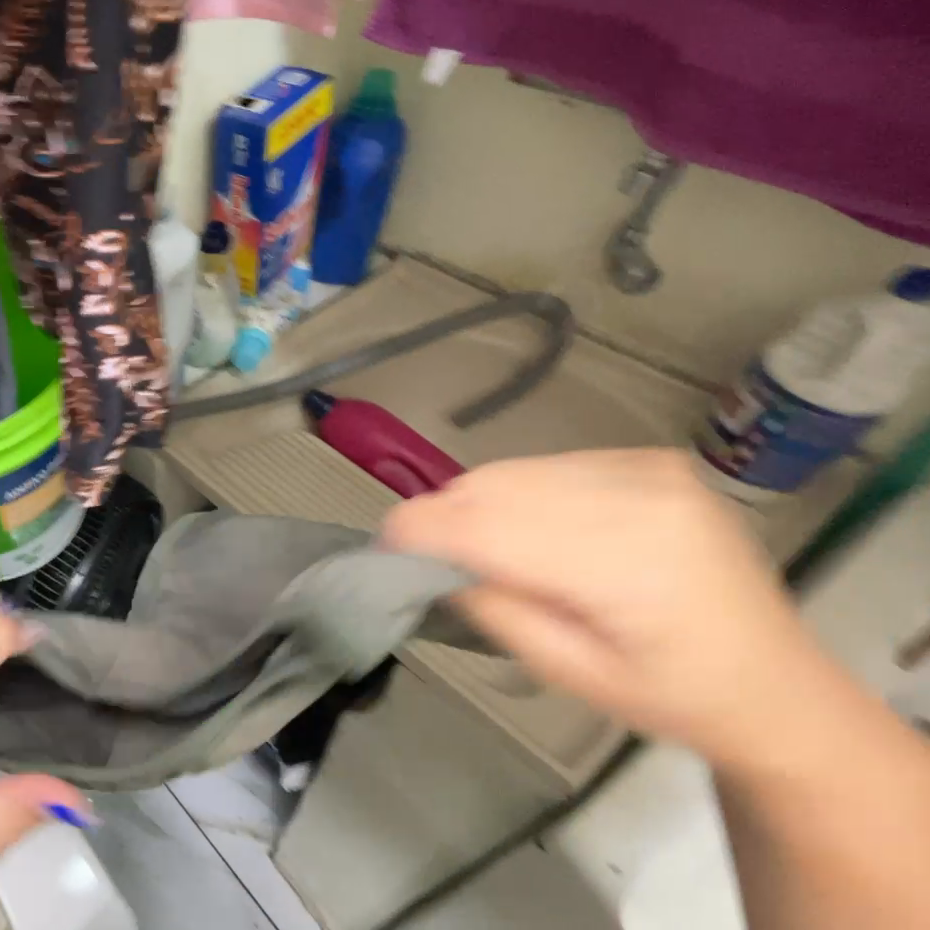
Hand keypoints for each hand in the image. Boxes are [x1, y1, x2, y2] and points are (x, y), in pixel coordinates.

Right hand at [380, 448, 832, 768]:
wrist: (777, 687)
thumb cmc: (671, 696)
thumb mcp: (568, 672)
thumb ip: (494, 609)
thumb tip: (433, 563)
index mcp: (629, 564)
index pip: (488, 526)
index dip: (420, 529)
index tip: (380, 546)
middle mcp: (642, 500)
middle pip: (492, 488)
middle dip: (441, 516)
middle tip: (423, 557)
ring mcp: (650, 473)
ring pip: (511, 471)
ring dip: (474, 503)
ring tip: (477, 547)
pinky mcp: (650, 461)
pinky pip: (544, 465)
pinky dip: (515, 493)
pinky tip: (530, 529)